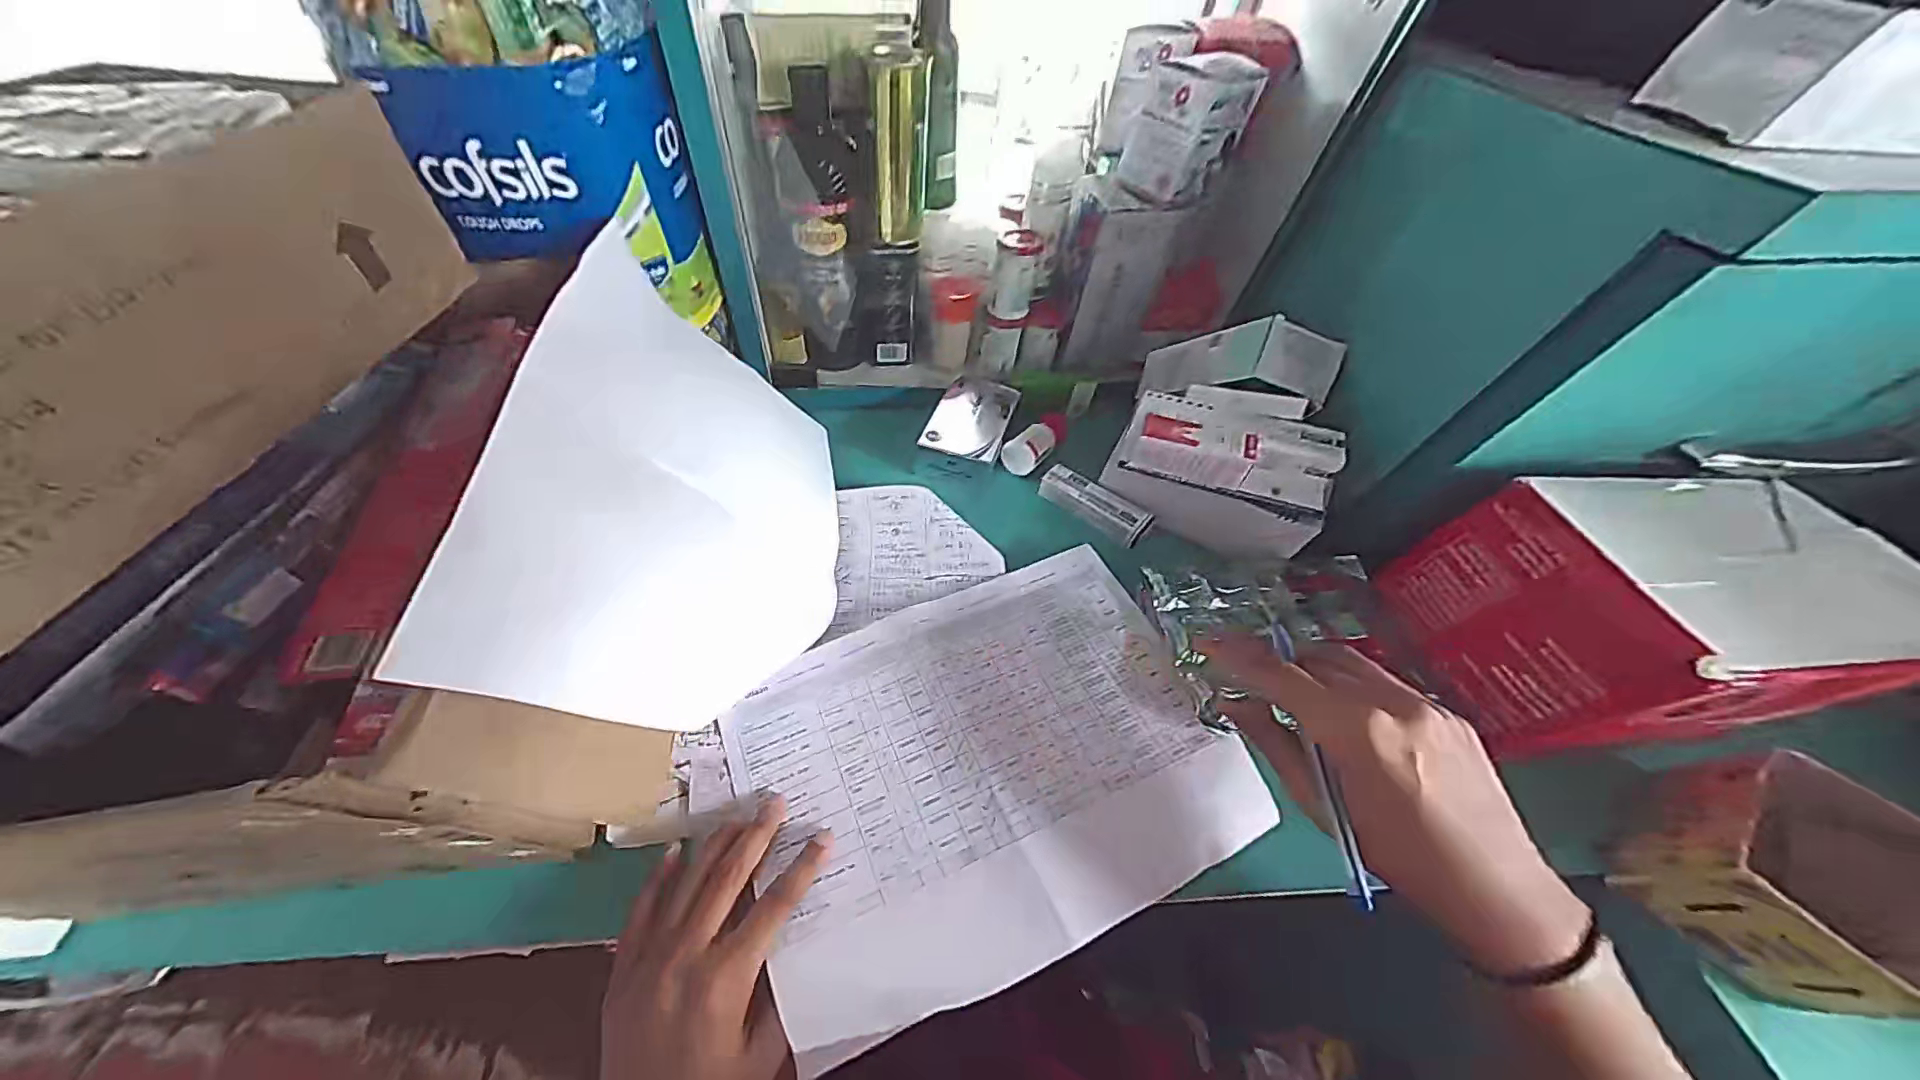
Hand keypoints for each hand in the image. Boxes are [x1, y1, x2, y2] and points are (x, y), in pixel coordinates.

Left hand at [600, 797, 830, 1079]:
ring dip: (716, 845)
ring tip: (738, 816)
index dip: (801, 868)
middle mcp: (687, 956)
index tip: (821, 838)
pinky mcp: (624, 968)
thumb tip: (793, 941)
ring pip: (687, 884)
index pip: (773, 906)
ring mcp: (650, 958)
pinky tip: (675, 850)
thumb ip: (779, 996)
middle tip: (776, 803)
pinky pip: (642, 909)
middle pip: (728, 879)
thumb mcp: (760, 1055)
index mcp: (727, 977)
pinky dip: (659, 876)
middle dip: (757, 836)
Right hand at [1200, 635, 1590, 975]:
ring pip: (1350, 662)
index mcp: (1357, 732)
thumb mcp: (1321, 804)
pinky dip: (1349, 684)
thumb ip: (1274, 743)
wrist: (1494, 887)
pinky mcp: (1447, 710)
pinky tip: (1342, 712)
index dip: (1239, 656)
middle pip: (1315, 657)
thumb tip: (1236, 704)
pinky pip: (1383, 680)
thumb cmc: (1397, 856)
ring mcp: (1426, 704)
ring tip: (1291, 692)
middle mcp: (1394, 704)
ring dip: (1311, 667)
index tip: (1210, 643)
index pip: (1282, 676)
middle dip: (1275, 660)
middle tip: (1247, 675)